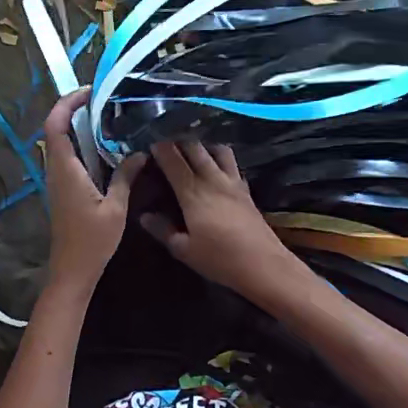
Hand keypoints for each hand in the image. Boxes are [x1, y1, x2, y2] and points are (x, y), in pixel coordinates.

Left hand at [41, 89, 146, 290]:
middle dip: (75, 110)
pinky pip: (68, 159)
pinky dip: (82, 146)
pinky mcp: (62, 191)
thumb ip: (125, 177)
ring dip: (79, 127)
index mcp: (66, 171)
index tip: (89, 91)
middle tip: (104, 99)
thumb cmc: (92, 241)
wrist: (72, 270)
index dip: (66, 103)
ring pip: (61, 144)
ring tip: (108, 116)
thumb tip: (140, 152)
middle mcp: (56, 172)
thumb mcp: (115, 208)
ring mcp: (57, 182)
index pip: (55, 126)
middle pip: (56, 130)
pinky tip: (105, 147)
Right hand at [141, 141, 307, 301]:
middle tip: (168, 148)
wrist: (262, 265)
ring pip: (218, 150)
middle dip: (180, 143)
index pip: (173, 161)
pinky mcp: (246, 190)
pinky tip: (216, 170)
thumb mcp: (183, 249)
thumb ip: (162, 230)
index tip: (151, 147)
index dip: (161, 150)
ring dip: (204, 146)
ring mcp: (233, 183)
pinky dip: (221, 159)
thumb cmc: (218, 259)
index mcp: (193, 193)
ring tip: (194, 154)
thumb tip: (144, 216)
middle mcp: (213, 180)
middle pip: (196, 149)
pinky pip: (232, 165)